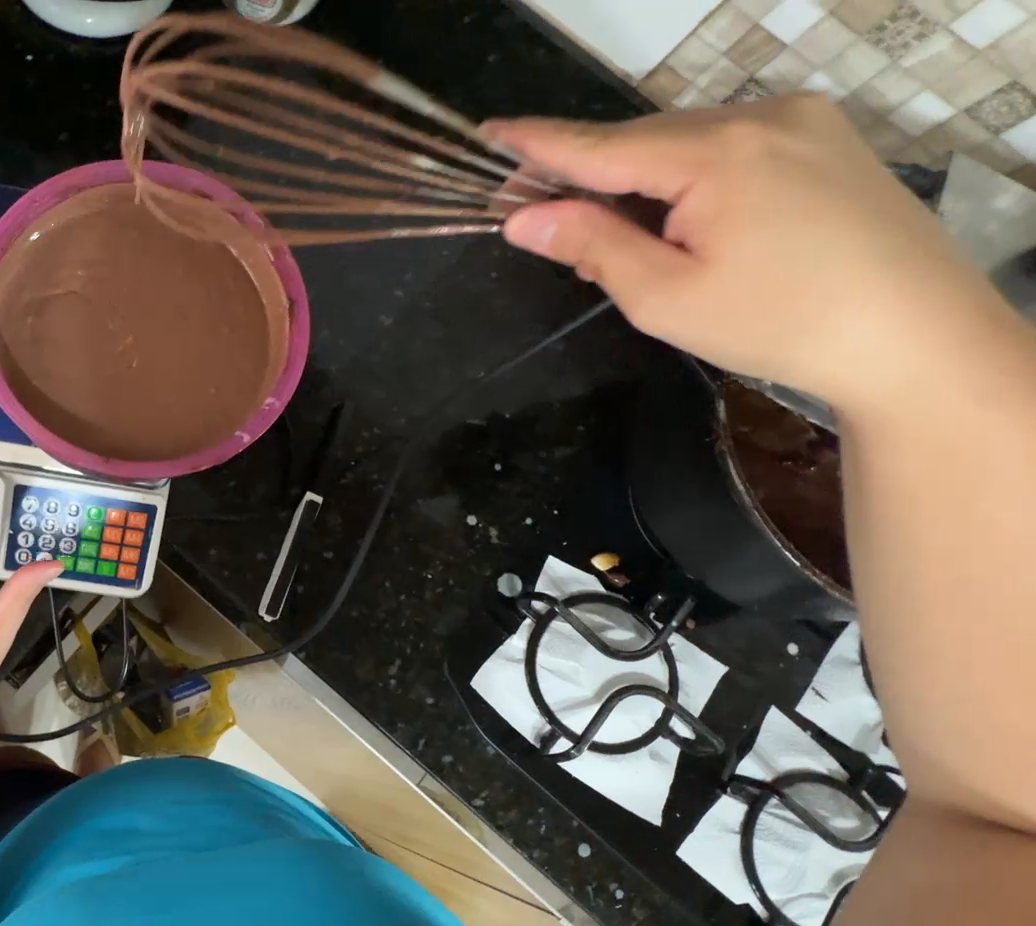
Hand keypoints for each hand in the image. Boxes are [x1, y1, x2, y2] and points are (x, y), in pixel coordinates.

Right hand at [484, 97, 1013, 411]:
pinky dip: (678, 175)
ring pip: (682, 141)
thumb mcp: (664, 296)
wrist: (913, 334)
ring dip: (631, 177)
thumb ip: (593, 246)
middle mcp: (763, 116)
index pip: (602, 144)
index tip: (488, 134)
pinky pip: (723, 145)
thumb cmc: (776, 322)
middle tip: (529, 211)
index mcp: (719, 153)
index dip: (539, 143)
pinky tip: (665, 213)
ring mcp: (802, 121)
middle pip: (642, 139)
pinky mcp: (822, 139)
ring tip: (596, 224)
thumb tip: (522, 219)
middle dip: (583, 170)